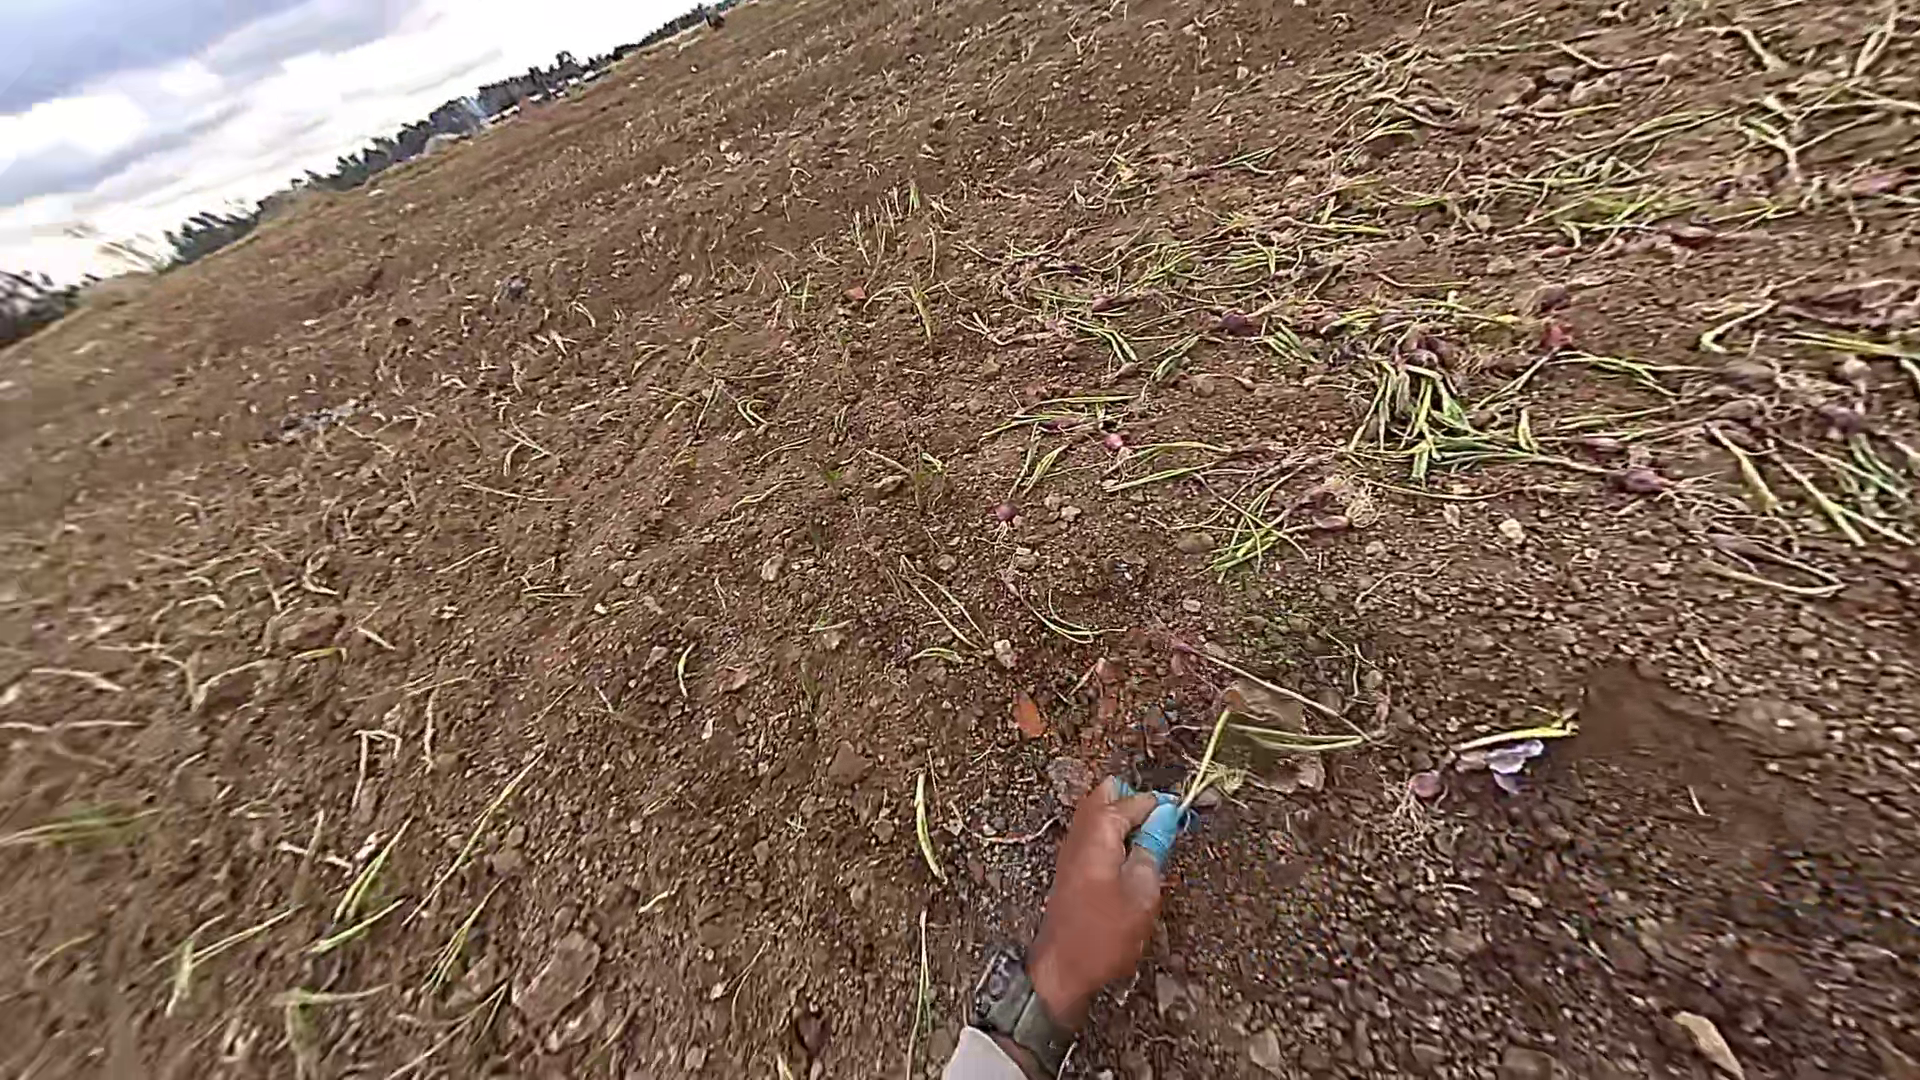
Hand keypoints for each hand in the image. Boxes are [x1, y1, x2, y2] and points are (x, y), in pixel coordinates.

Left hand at [1027, 777, 1183, 1030]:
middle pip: (1110, 792)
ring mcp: (1073, 841)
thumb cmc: (1105, 932)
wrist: (1062, 965)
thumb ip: (1153, 846)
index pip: (1136, 799)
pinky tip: (1133, 860)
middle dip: (1139, 801)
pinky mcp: (1072, 859)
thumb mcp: (1142, 891)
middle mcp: (1082, 825)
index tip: (1188, 811)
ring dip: (1127, 817)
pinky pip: (1096, 829)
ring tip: (1153, 847)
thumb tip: (1166, 816)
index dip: (1164, 804)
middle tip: (1165, 829)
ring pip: (1101, 808)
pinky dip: (1115, 833)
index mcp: (1100, 827)